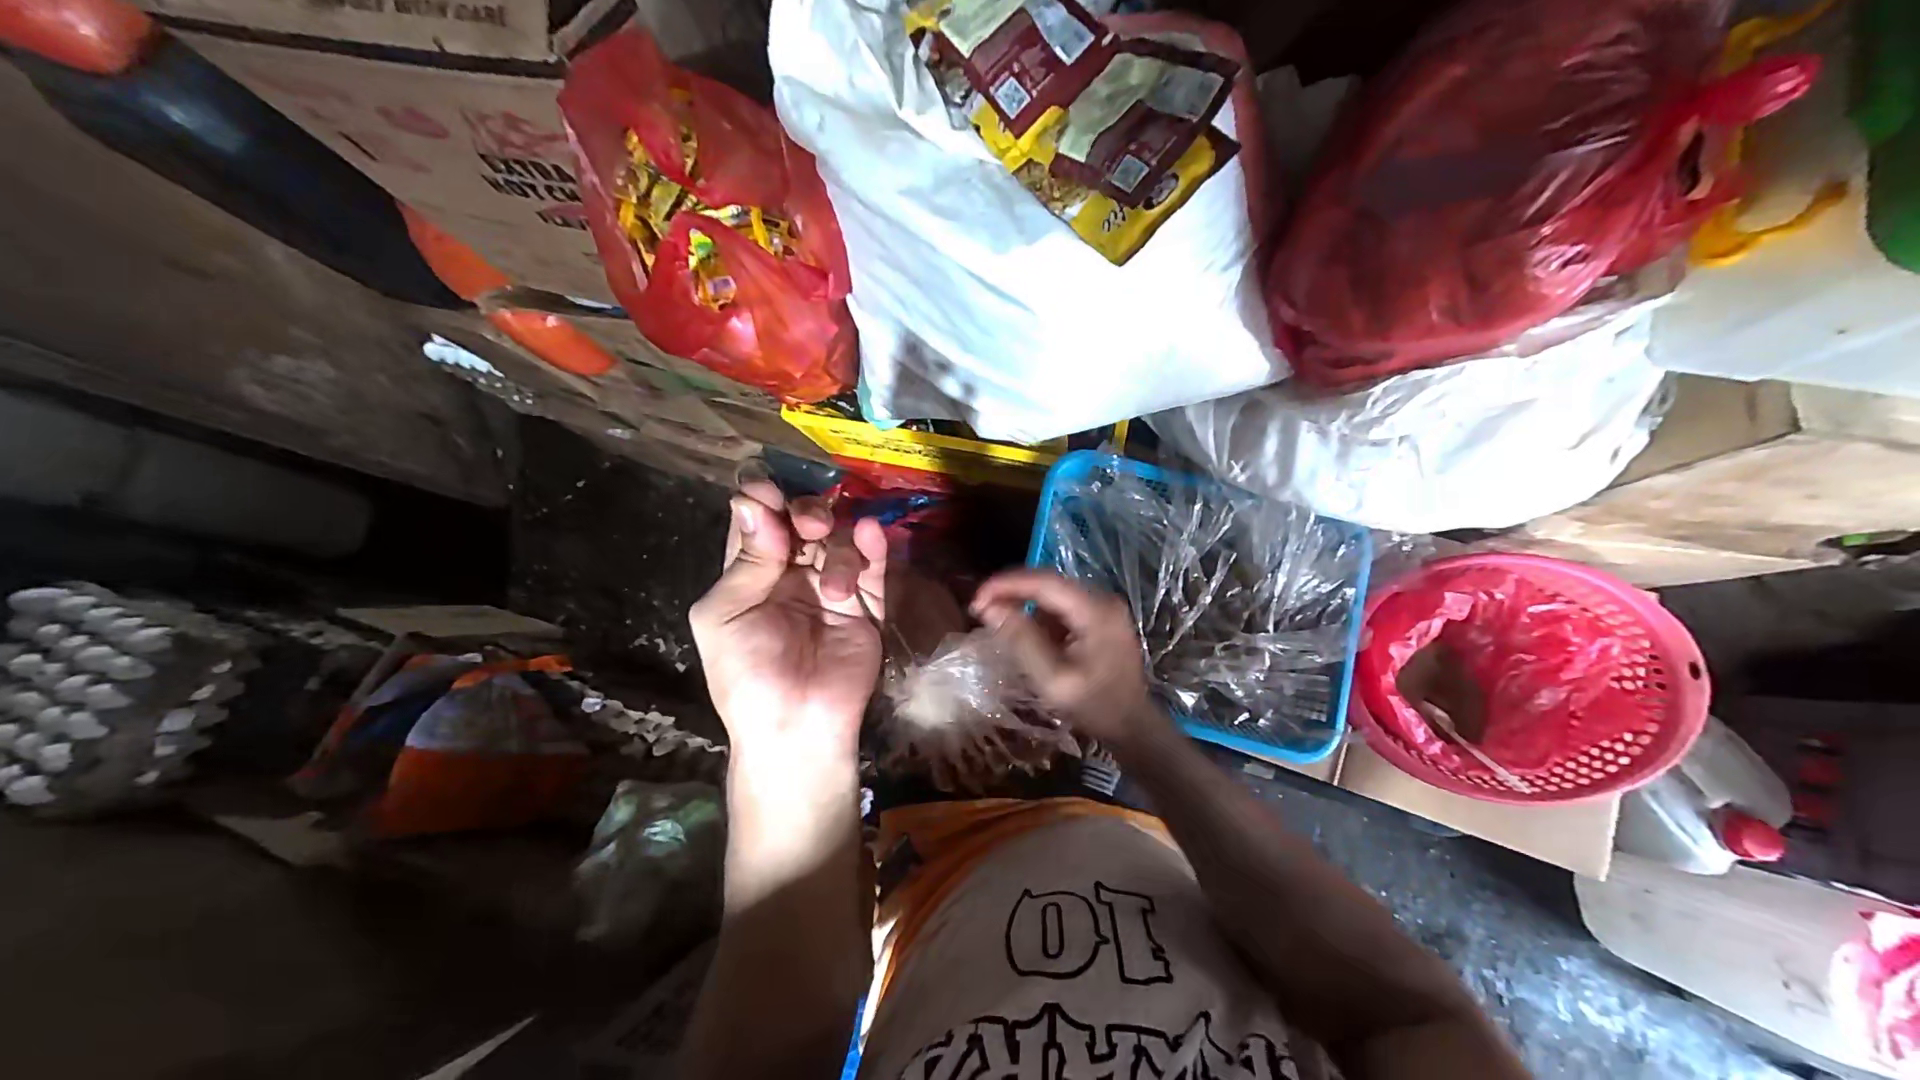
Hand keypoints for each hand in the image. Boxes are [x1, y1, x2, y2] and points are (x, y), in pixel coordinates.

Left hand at [689, 481, 887, 763]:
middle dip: (807, 513)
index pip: (757, 521)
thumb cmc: (747, 674)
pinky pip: (873, 567)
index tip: (769, 493)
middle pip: (802, 521)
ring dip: (838, 544)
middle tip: (810, 526)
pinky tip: (870, 533)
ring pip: (839, 539)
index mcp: (750, 574)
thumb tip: (752, 500)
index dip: (763, 500)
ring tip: (834, 585)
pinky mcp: (867, 605)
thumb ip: (746, 560)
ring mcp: (831, 587)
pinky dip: (873, 546)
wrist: (795, 726)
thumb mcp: (724, 615)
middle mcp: (791, 573)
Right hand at [970, 569, 1171, 749]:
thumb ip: (1021, 640)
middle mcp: (1102, 599)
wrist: (1133, 725)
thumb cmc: (1095, 707)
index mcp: (1095, 611)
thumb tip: (989, 608)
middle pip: (1048, 582)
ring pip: (1053, 592)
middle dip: (1011, 591)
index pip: (1044, 582)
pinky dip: (1038, 612)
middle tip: (980, 608)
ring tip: (996, 618)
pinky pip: (1062, 605)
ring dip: (1023, 601)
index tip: (976, 600)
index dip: (1005, 585)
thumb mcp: (1052, 679)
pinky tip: (1023, 629)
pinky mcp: (1100, 616)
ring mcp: (1104, 606)